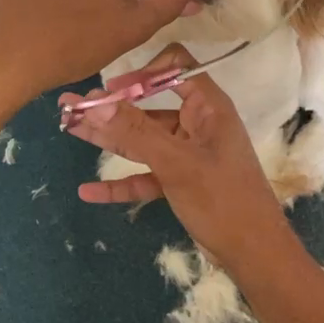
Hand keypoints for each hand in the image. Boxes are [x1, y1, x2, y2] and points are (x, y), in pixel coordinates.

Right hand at [59, 46, 289, 260]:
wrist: (254, 254)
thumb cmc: (223, 200)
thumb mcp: (176, 164)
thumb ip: (134, 132)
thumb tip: (95, 101)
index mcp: (208, 107)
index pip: (176, 67)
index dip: (143, 71)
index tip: (111, 88)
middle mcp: (198, 125)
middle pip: (148, 107)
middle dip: (110, 109)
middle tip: (69, 107)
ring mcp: (188, 155)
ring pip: (142, 141)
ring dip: (108, 139)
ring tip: (68, 129)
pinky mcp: (181, 182)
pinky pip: (146, 175)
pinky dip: (121, 182)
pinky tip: (88, 190)